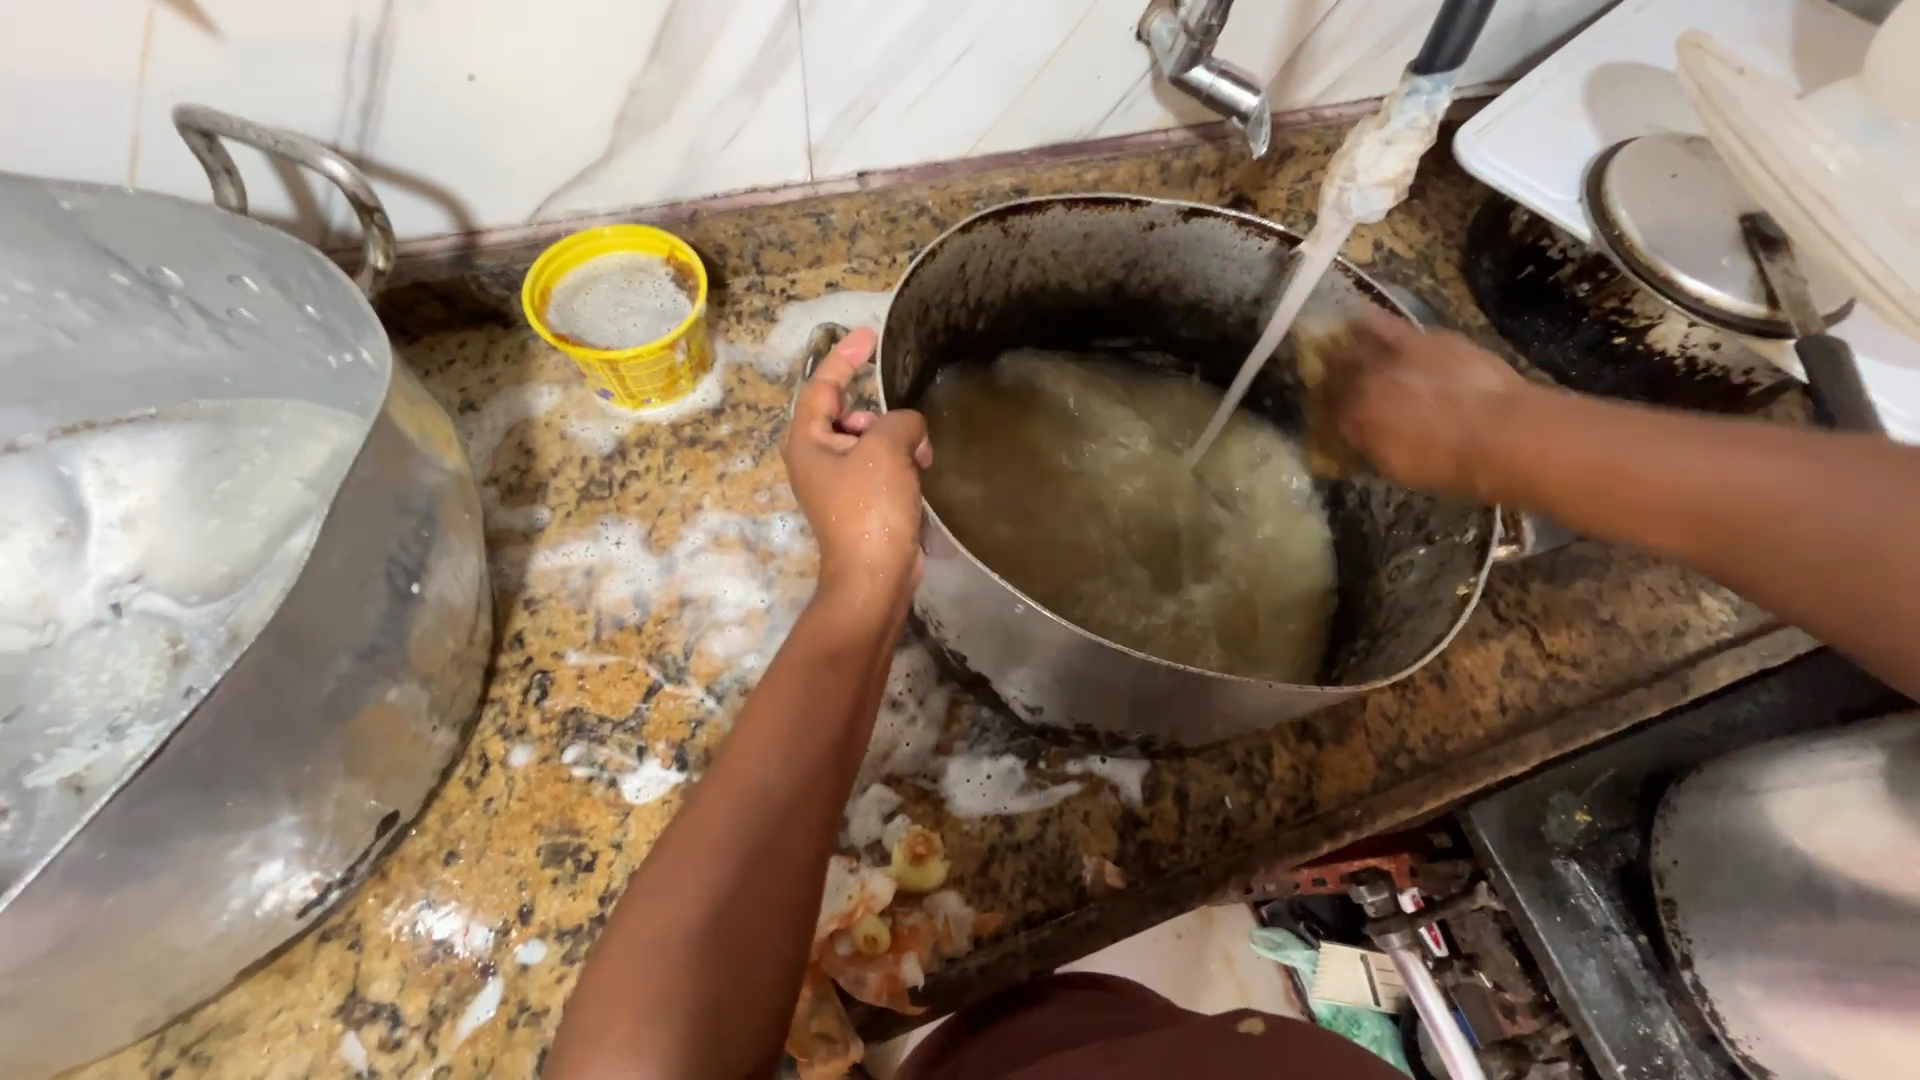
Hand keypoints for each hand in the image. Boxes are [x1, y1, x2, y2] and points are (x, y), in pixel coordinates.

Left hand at [782, 327, 933, 604]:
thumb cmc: (870, 508)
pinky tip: (918, 476)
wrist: (875, 575)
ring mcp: (837, 484)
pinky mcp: (860, 503)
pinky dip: (899, 464)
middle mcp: (816, 459)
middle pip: (849, 415)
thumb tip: (908, 431)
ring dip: (897, 442)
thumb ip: (900, 420)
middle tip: (906, 432)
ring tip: (918, 460)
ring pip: (870, 442)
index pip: (822, 386)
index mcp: (806, 441)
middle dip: (881, 416)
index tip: (868, 335)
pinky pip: (880, 466)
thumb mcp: (886, 449)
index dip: (844, 357)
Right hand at [1321, 312, 1534, 499]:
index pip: (1325, 408)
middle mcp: (1362, 382)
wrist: (1501, 433)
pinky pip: (1385, 324)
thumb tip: (1358, 434)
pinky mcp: (1423, 337)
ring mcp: (1391, 355)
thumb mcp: (1394, 466)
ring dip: (1344, 342)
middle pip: (1333, 370)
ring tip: (1343, 341)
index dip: (1323, 407)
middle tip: (1332, 375)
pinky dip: (1371, 323)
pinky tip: (1368, 323)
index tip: (1326, 410)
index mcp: (1352, 418)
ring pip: (1352, 341)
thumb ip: (1368, 444)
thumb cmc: (1447, 464)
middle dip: (1329, 372)